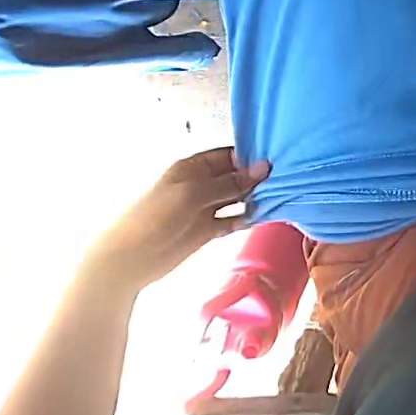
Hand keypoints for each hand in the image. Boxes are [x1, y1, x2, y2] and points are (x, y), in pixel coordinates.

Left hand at [92, 149, 271, 287]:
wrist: (129, 258)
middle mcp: (201, 184)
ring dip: (254, 197)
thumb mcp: (193, 193)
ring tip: (282, 195)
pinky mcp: (207, 230)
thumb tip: (263, 168)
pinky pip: (233, 219)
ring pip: (236, 198)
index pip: (229, 155)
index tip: (276, 159)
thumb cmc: (156, 215)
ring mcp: (205, 208)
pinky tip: (265, 215)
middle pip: (235, 176)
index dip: (250, 157)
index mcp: (194, 167)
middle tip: (286, 177)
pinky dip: (247, 217)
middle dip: (256, 177)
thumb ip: (229, 183)